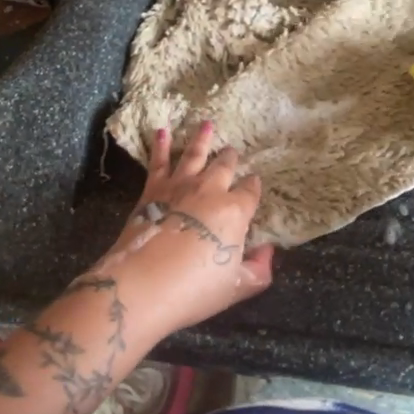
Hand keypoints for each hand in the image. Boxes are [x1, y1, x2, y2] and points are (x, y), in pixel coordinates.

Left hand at [90, 121, 274, 343]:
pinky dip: (161, 145)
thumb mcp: (237, 288)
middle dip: (230, 158)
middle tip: (232, 150)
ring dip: (202, 138)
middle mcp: (210, 189)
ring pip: (195, 154)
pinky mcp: (153, 189)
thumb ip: (259, 269)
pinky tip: (161, 131)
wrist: (144, 284)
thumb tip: (268, 251)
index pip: (250, 191)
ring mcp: (180, 185)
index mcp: (235, 211)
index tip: (253, 183)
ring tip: (207, 123)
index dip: (253, 186)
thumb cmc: (194, 289)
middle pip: (224, 166)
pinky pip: (159, 161)